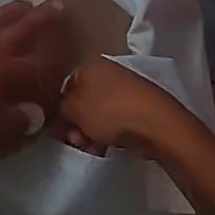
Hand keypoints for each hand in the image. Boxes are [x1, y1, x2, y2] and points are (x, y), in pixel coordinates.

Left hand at [0, 0, 76, 164]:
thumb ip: (14, 122)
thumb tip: (35, 116)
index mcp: (6, 69)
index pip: (38, 67)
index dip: (53, 69)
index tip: (64, 71)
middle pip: (25, 26)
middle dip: (45, 17)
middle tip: (60, 6)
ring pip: (1, 15)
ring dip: (18, 8)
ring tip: (29, 4)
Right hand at [54, 58, 196, 154]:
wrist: (156, 124)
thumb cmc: (110, 111)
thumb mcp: (74, 108)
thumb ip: (60, 108)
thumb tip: (60, 111)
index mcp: (91, 66)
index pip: (64, 87)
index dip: (58, 110)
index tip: (58, 132)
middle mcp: (108, 73)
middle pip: (81, 101)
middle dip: (75, 124)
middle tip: (76, 142)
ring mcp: (125, 90)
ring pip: (97, 113)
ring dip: (90, 132)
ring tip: (93, 148)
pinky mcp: (138, 107)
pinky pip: (114, 120)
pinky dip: (107, 134)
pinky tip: (106, 148)